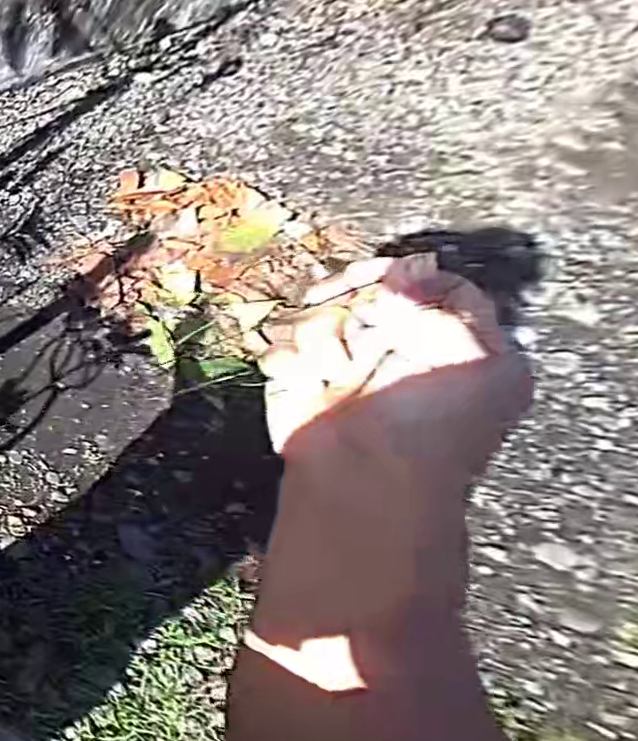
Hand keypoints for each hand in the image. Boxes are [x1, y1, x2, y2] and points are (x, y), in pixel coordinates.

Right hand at [261, 253, 530, 486]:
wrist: (360, 475)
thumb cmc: (426, 427)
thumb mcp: (464, 361)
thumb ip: (439, 308)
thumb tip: (407, 266)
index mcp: (452, 340)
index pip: (429, 286)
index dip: (400, 276)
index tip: (371, 279)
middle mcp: (394, 346)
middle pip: (362, 293)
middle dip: (347, 305)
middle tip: (347, 326)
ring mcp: (341, 362)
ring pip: (313, 316)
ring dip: (316, 340)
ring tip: (328, 371)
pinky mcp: (295, 378)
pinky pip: (277, 348)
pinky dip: (286, 361)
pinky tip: (300, 379)